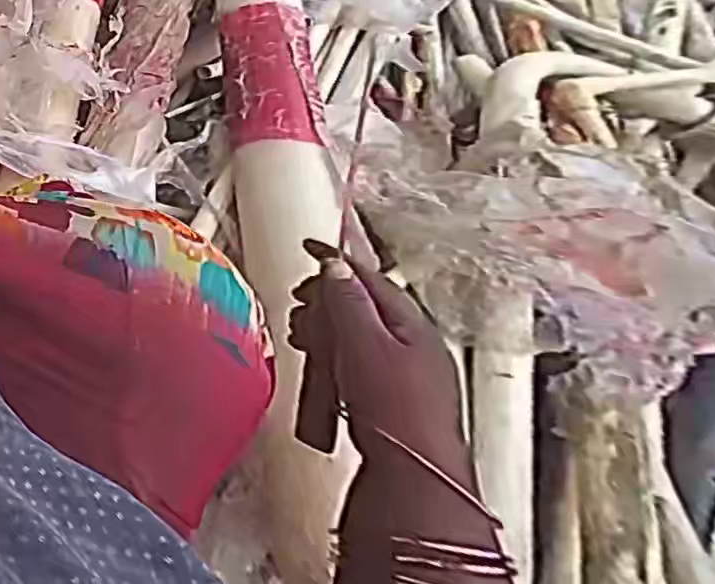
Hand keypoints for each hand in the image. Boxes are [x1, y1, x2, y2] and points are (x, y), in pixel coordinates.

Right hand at [288, 240, 469, 477]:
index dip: (336, 259)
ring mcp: (404, 366)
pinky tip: (321, 363)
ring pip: (354, 328)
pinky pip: (354, 352)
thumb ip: (347, 300)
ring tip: (307, 340)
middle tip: (302, 308)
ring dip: (324, 327)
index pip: (369, 276)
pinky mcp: (389, 386)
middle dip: (324, 301)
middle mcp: (412, 341)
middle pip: (360, 302)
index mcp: (411, 324)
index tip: (310, 247)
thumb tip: (335, 266)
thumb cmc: (393, 404)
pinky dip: (332, 350)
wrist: (410, 468)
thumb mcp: (363, 342)